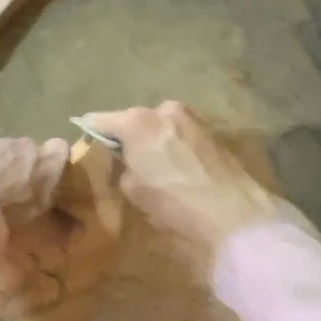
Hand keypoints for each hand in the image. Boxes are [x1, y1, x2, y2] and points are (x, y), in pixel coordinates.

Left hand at [0, 137, 69, 223]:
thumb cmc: (13, 221)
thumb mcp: (44, 230)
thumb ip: (64, 224)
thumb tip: (79, 227)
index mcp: (49, 161)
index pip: (61, 148)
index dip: (56, 162)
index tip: (49, 178)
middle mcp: (27, 145)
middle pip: (33, 149)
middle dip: (29, 164)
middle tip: (21, 188)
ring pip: (9, 150)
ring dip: (7, 163)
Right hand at [78, 101, 314, 253]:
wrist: (232, 211)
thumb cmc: (173, 200)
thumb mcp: (132, 189)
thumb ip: (122, 167)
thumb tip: (127, 161)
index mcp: (136, 120)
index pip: (100, 120)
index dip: (92, 132)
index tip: (88, 142)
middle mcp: (163, 109)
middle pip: (134, 119)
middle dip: (128, 135)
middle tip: (125, 159)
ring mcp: (192, 118)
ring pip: (161, 125)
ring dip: (154, 139)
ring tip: (155, 165)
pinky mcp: (213, 131)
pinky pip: (181, 134)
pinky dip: (175, 145)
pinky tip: (179, 167)